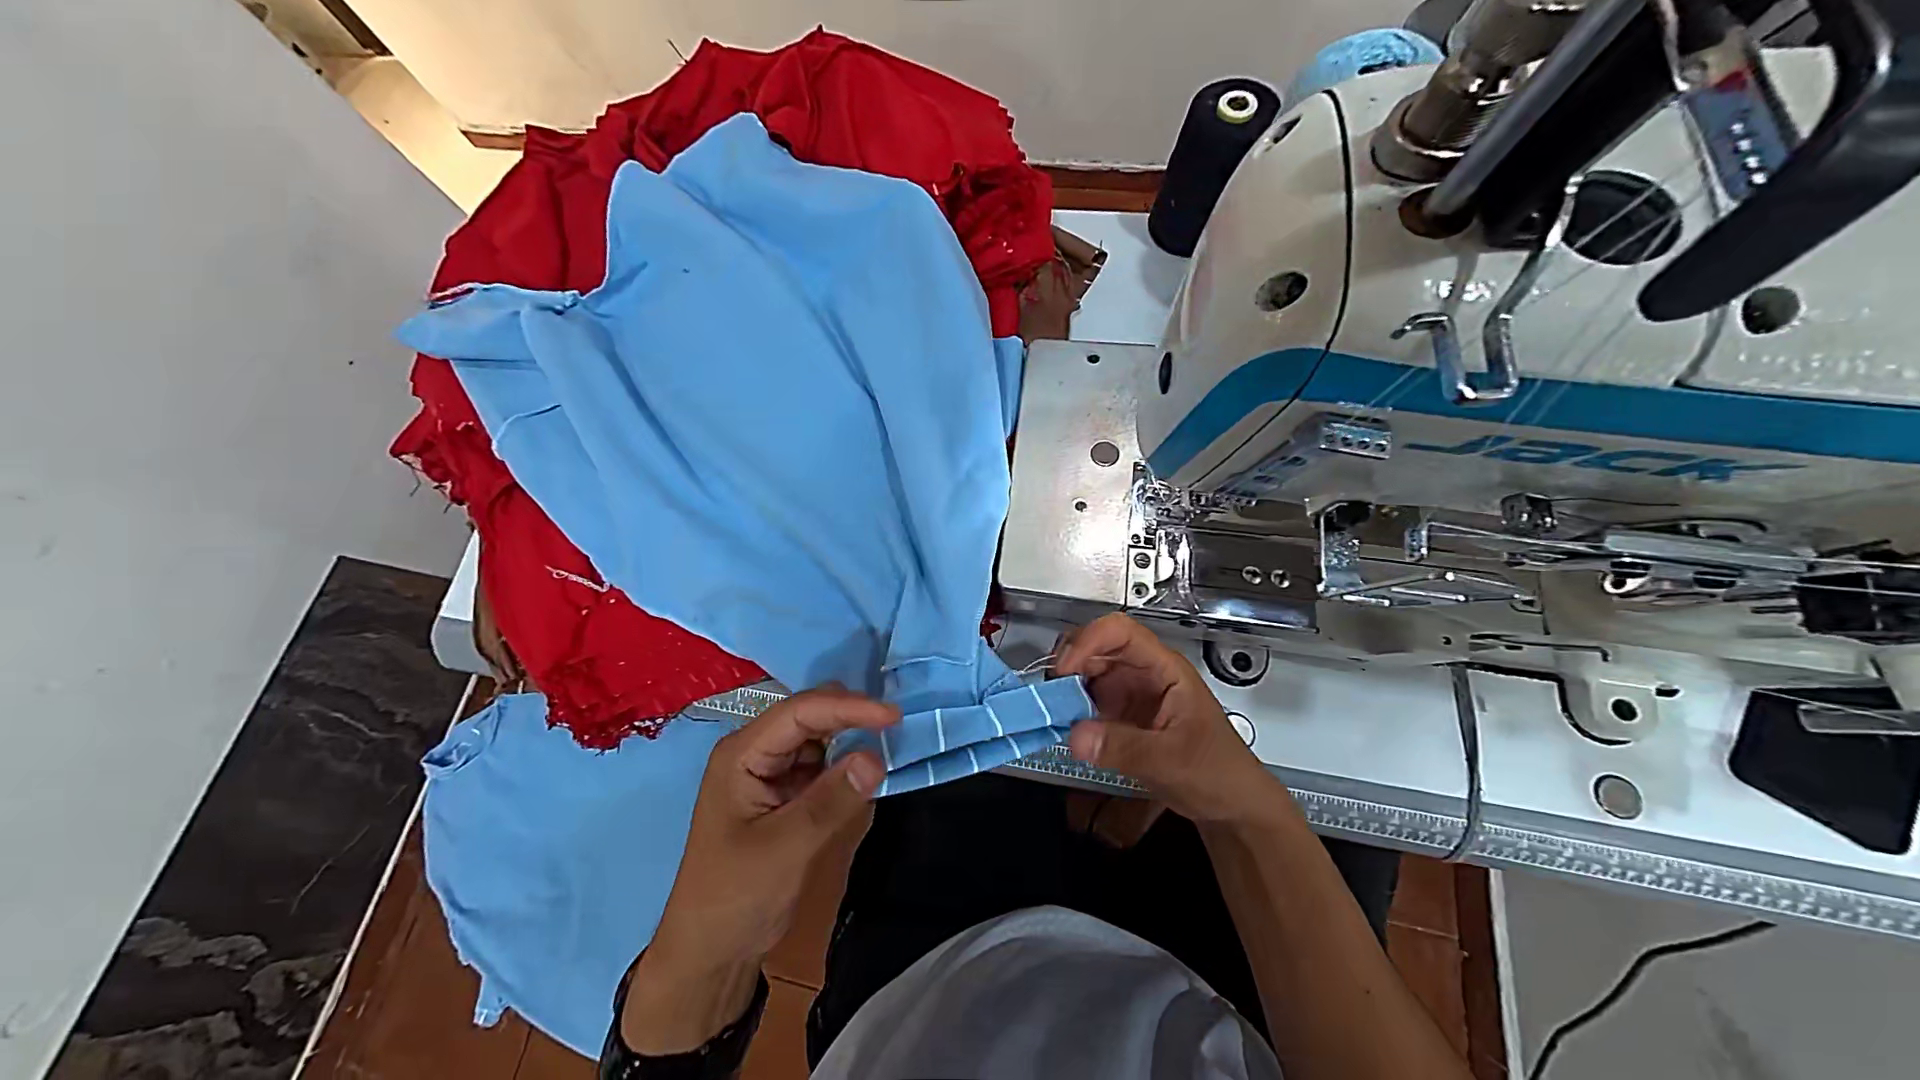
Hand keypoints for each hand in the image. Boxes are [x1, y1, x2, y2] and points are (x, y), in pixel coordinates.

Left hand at [620, 685, 893, 1052]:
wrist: (713, 951)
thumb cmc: (736, 896)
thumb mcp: (785, 848)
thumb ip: (831, 800)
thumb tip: (876, 757)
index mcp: (742, 753)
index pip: (800, 712)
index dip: (848, 708)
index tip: (893, 716)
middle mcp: (756, 752)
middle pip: (810, 716)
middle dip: (852, 715)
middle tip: (897, 726)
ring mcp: (771, 772)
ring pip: (820, 737)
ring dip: (852, 736)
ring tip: (892, 739)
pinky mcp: (786, 793)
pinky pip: (823, 764)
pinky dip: (847, 762)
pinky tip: (870, 766)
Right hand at [1055, 614, 1285, 823]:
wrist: (1232, 806)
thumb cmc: (1220, 773)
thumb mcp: (1173, 760)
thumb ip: (1124, 748)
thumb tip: (1077, 735)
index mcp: (1164, 669)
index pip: (1120, 632)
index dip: (1089, 642)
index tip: (1066, 671)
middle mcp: (1143, 674)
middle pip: (1096, 646)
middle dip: (1069, 663)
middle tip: (1051, 693)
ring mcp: (1130, 694)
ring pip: (1086, 673)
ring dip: (1066, 687)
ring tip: (1054, 711)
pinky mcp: (1119, 717)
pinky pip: (1086, 701)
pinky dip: (1069, 709)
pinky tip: (1063, 726)